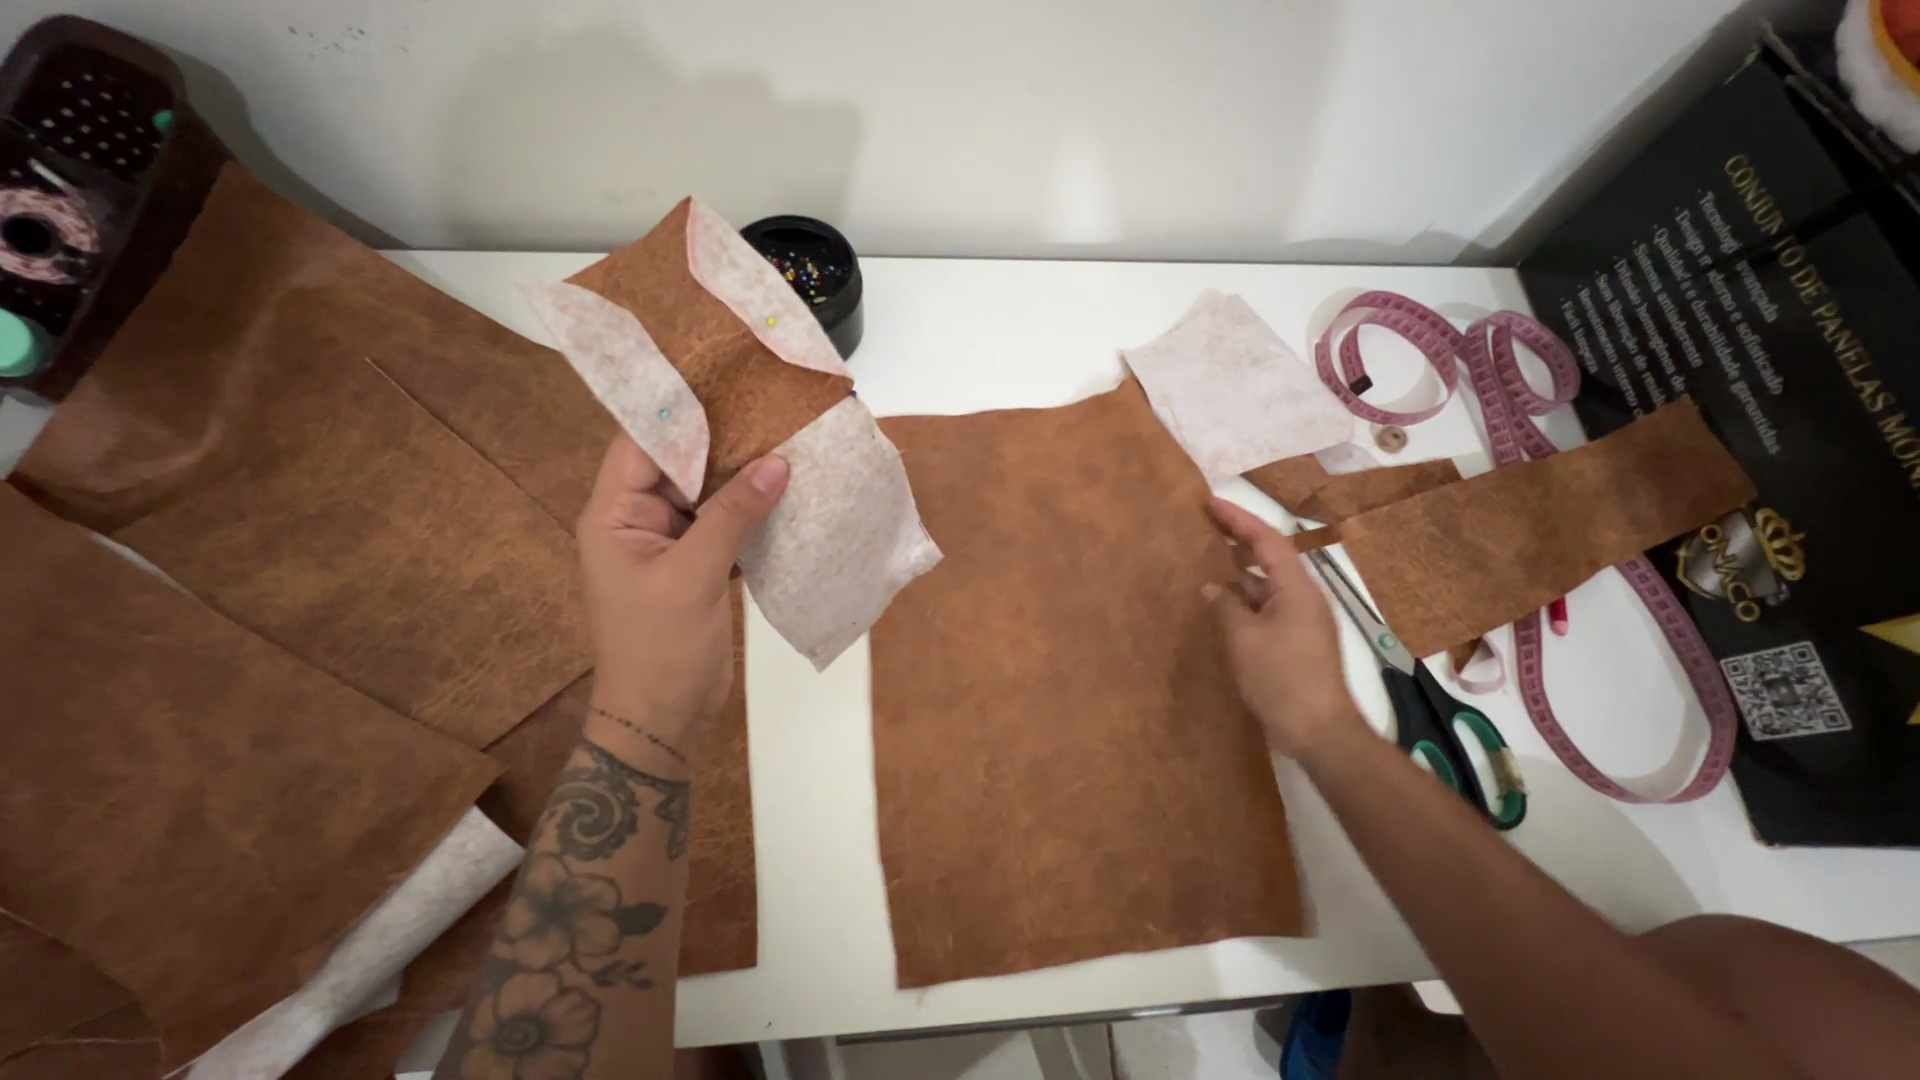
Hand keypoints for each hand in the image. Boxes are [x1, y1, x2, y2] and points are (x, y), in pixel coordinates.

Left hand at [575, 434, 788, 758]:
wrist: (663, 721)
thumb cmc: (660, 647)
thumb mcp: (693, 576)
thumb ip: (733, 516)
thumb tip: (778, 463)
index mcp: (613, 515)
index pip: (642, 445)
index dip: (681, 412)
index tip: (728, 381)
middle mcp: (638, 521)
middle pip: (680, 466)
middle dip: (725, 442)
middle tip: (774, 408)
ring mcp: (670, 546)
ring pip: (708, 496)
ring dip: (744, 478)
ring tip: (790, 442)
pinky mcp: (697, 568)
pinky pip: (725, 527)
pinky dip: (753, 514)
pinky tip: (789, 496)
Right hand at [1202, 497, 1365, 757]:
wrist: (1319, 730)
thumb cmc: (1281, 679)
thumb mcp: (1243, 639)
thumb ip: (1224, 606)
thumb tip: (1211, 587)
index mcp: (1296, 588)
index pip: (1267, 539)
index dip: (1239, 518)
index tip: (1209, 502)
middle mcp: (1304, 597)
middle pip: (1271, 556)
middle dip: (1239, 538)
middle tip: (1206, 525)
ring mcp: (1302, 620)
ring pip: (1268, 583)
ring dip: (1240, 570)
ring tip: (1207, 560)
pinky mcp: (1297, 641)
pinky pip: (1268, 606)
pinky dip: (1244, 597)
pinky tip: (1223, 604)